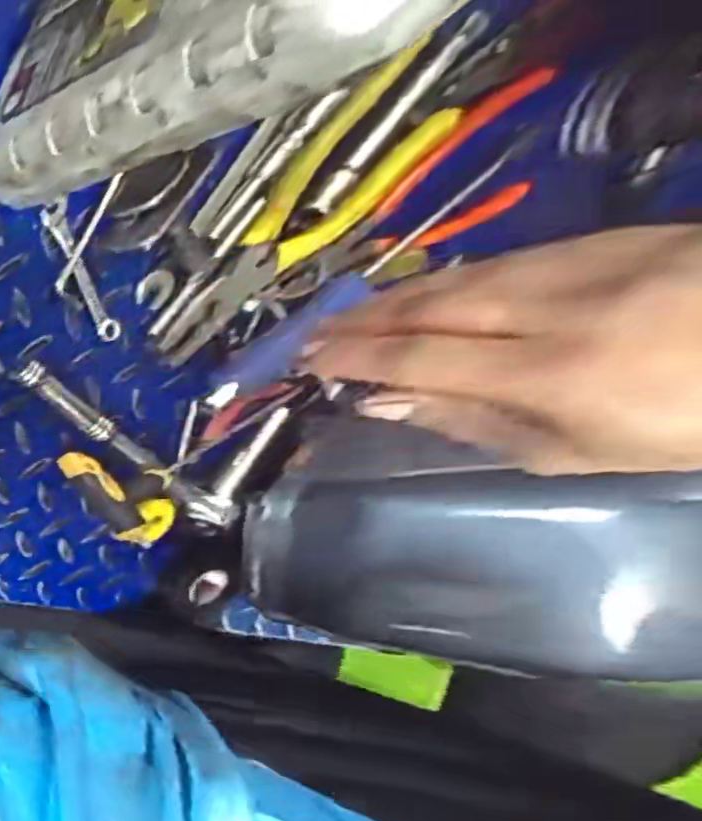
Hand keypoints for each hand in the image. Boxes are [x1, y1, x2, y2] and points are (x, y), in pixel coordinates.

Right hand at [306, 225, 701, 473]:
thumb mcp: (585, 453)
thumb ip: (476, 424)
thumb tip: (384, 402)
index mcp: (555, 375)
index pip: (419, 357)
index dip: (354, 356)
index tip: (306, 359)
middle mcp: (570, 310)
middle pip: (439, 306)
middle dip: (366, 318)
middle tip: (314, 329)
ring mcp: (609, 265)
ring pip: (475, 274)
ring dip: (404, 292)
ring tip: (358, 307)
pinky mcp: (641, 239)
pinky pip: (524, 256)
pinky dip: (465, 273)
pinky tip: (438, 284)